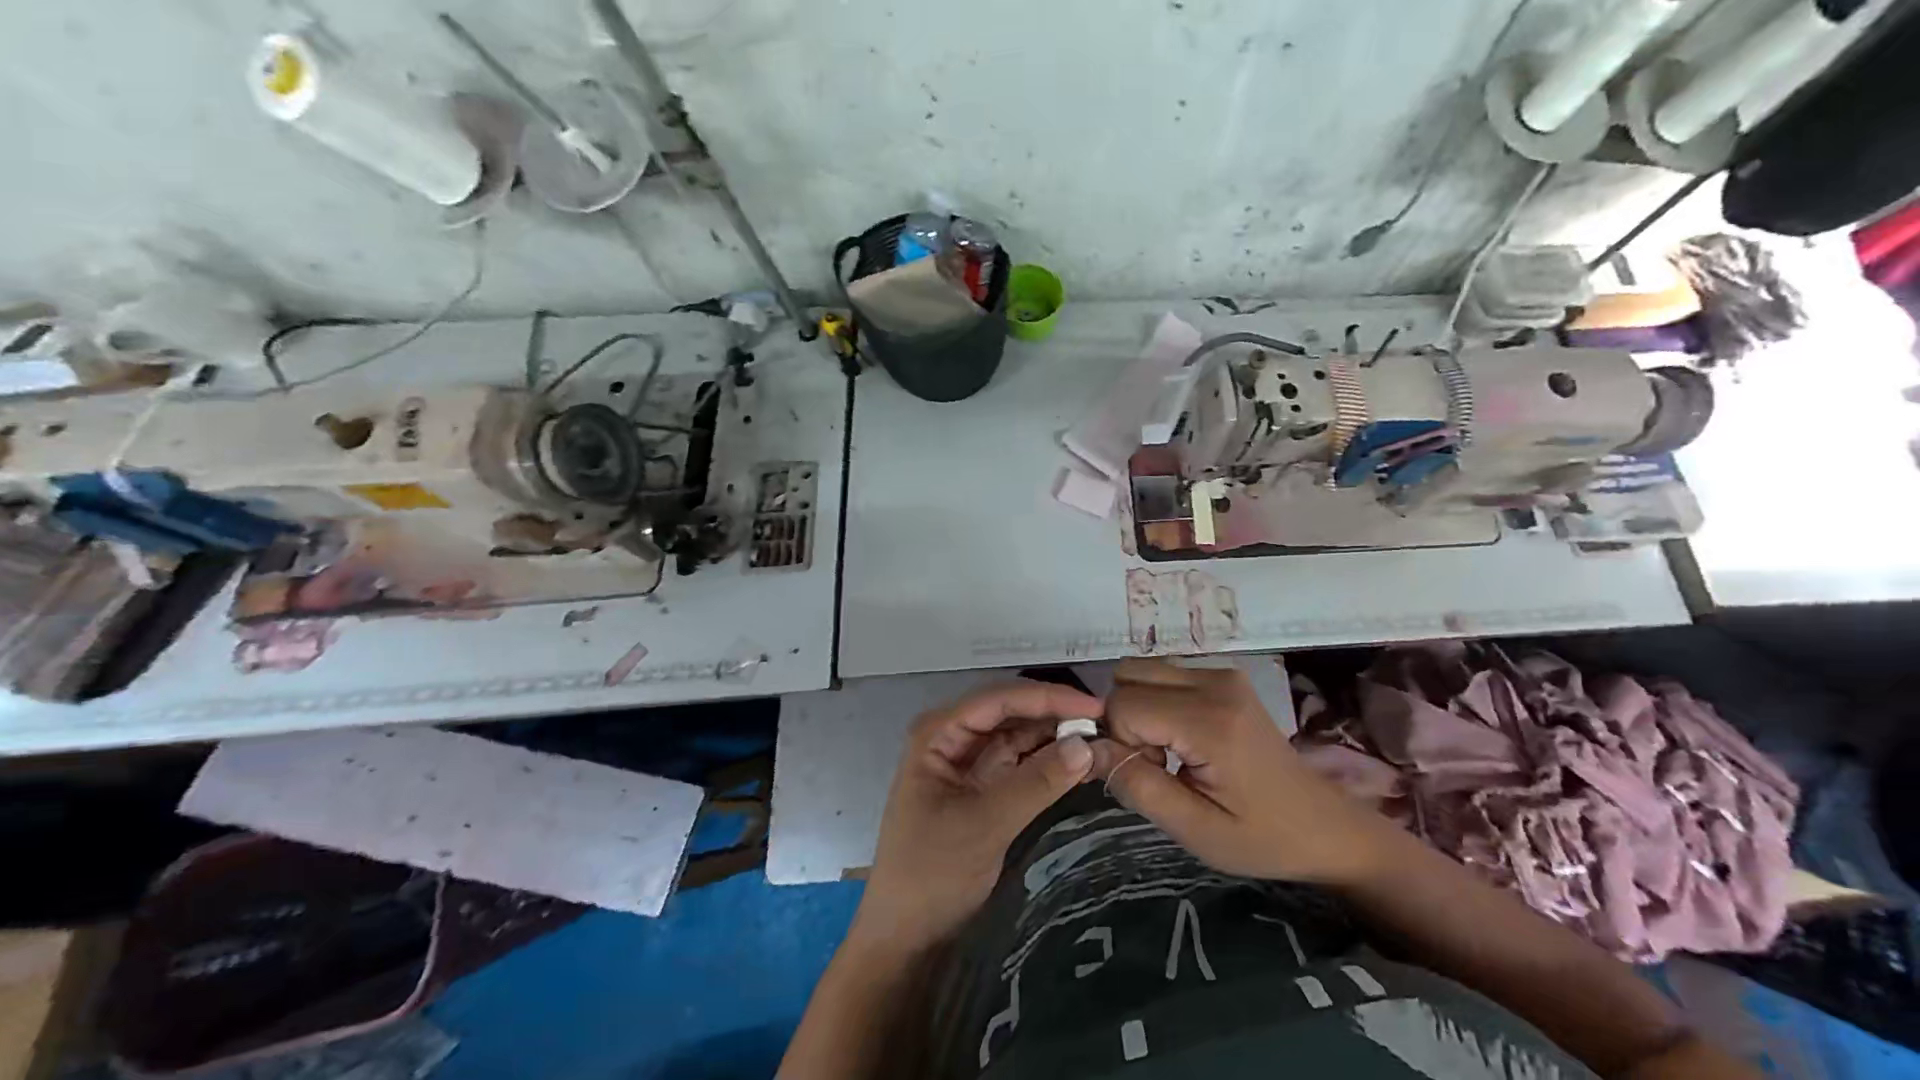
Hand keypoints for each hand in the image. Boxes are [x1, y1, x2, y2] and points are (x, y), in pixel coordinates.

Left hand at [855, 681, 1100, 950]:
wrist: (906, 935)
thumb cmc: (932, 872)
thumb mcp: (986, 824)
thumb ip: (1036, 782)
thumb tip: (1088, 744)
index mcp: (938, 734)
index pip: (998, 700)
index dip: (1048, 698)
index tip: (1095, 707)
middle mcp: (952, 738)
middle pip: (1010, 713)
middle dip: (1055, 714)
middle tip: (1109, 722)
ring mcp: (968, 764)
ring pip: (1019, 737)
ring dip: (1057, 737)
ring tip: (1105, 739)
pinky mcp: (983, 789)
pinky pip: (1021, 764)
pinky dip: (1050, 762)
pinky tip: (1082, 762)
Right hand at [1091, 658, 1395, 885]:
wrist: (1326, 827)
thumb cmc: (1263, 838)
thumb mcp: (1195, 829)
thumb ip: (1137, 785)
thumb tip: (1090, 748)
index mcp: (1211, 722)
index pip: (1123, 705)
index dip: (1121, 742)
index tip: (1153, 774)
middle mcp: (1215, 683)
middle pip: (1126, 676)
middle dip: (1125, 719)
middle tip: (1157, 762)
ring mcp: (1221, 674)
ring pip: (1140, 669)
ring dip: (1138, 708)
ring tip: (1169, 751)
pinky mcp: (1224, 676)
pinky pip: (1162, 674)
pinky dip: (1155, 701)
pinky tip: (1180, 737)